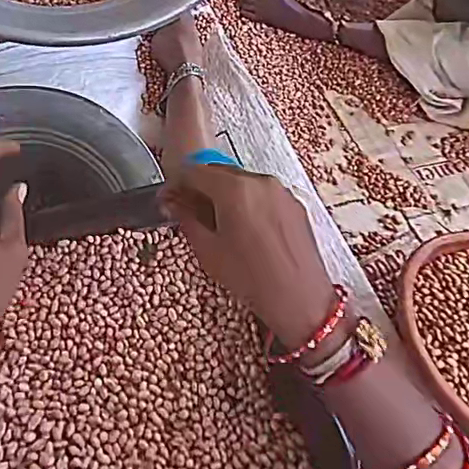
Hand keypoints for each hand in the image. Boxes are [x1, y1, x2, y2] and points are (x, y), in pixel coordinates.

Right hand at [158, 165, 336, 347]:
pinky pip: (263, 194)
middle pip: (219, 172)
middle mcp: (259, 181)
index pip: (195, 171)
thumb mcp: (208, 250)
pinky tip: (243, 228)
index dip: (177, 183)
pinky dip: (247, 202)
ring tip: (216, 221)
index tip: (169, 197)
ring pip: (242, 182)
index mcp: (234, 189)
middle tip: (186, 209)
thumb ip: (186, 218)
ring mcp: (280, 191)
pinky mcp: (294, 204)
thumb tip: (171, 202)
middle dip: (200, 187)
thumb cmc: (250, 277)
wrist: (299, 297)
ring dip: (224, 194)